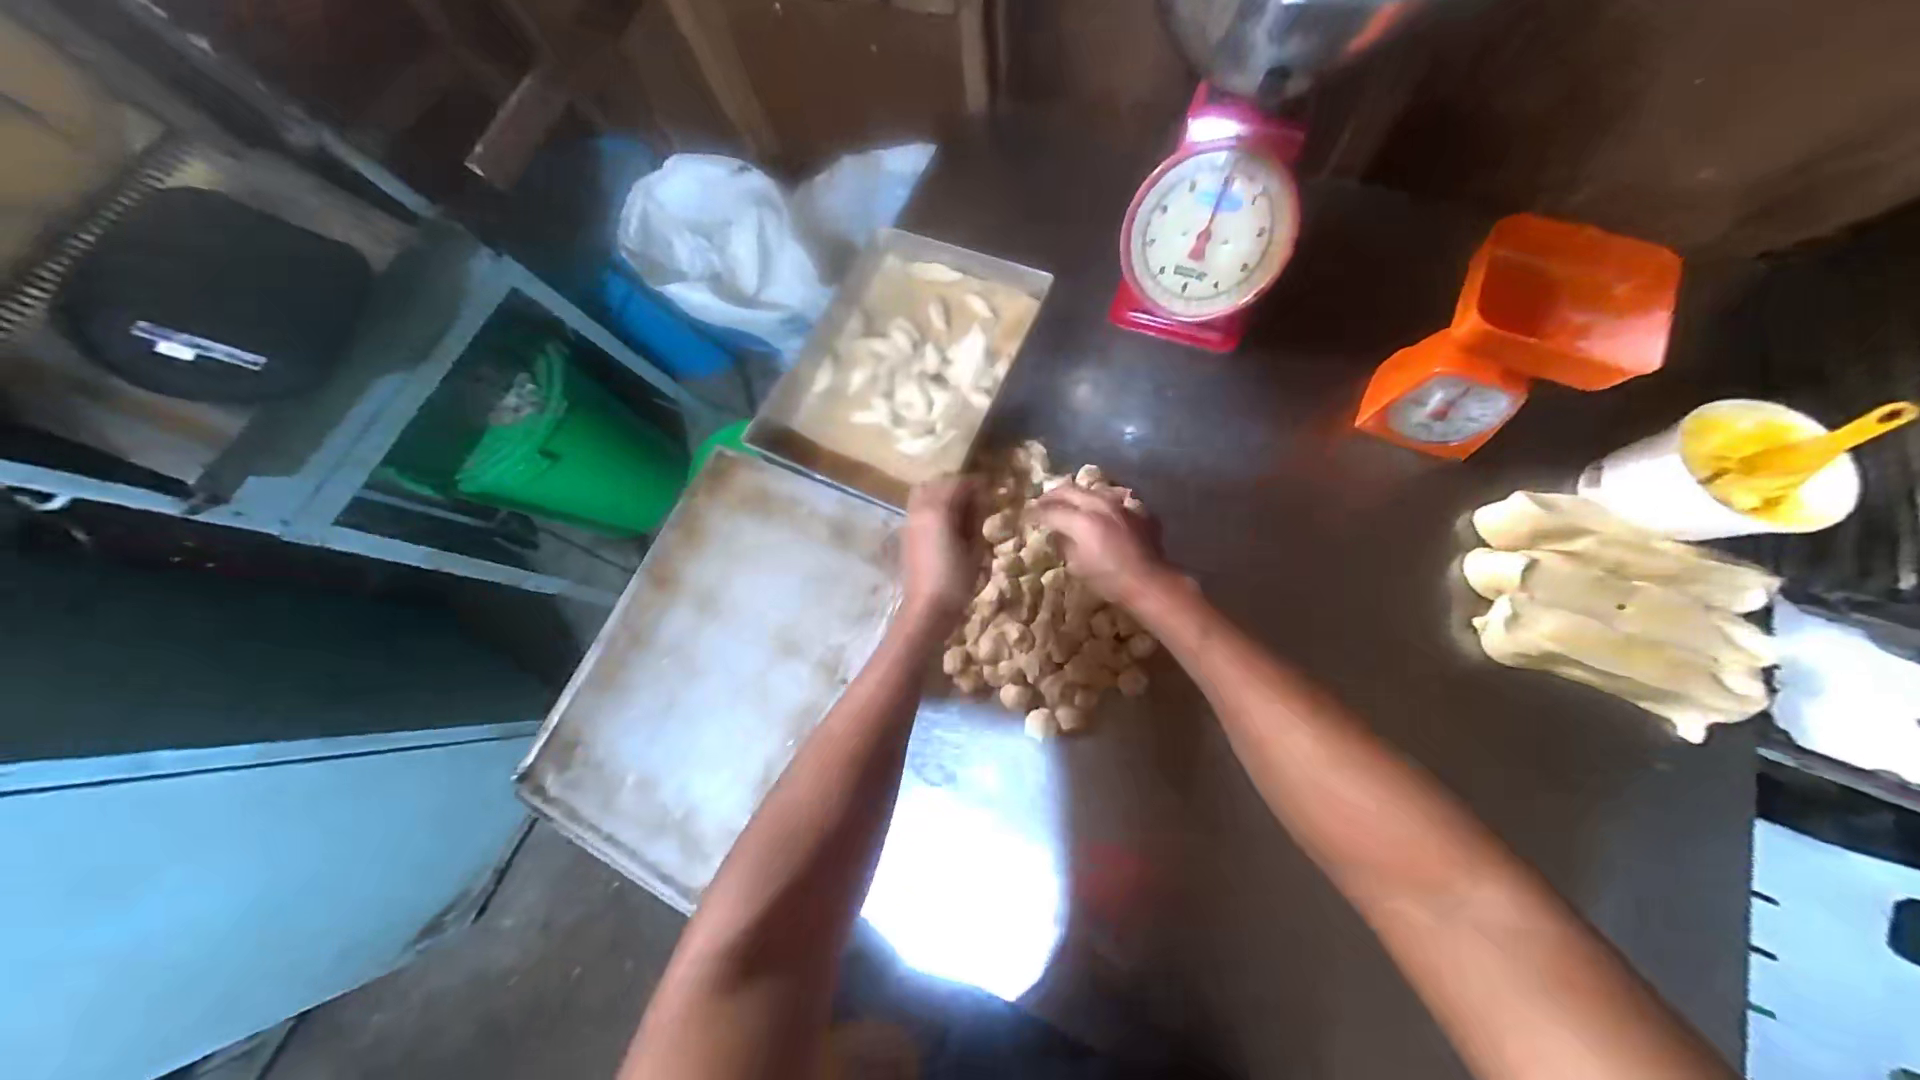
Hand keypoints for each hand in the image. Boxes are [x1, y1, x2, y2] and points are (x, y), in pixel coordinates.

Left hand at [901, 477, 976, 627]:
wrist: (926, 608)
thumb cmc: (956, 581)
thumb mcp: (975, 549)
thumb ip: (976, 520)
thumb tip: (980, 502)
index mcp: (938, 510)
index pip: (958, 483)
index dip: (976, 484)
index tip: (992, 488)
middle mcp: (920, 509)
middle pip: (938, 483)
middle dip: (957, 485)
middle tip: (976, 498)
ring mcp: (909, 521)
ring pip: (924, 492)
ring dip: (942, 493)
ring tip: (961, 509)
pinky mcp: (906, 534)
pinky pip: (918, 507)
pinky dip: (932, 506)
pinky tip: (947, 523)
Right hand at [1029, 484, 1171, 606]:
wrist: (1150, 582)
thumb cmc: (1109, 580)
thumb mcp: (1077, 565)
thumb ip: (1065, 543)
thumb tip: (1059, 532)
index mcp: (1082, 520)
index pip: (1051, 510)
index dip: (1036, 513)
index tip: (1027, 515)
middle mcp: (1100, 505)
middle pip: (1070, 491)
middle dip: (1052, 495)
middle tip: (1041, 501)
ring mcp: (1121, 505)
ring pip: (1092, 490)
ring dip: (1077, 494)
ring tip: (1069, 501)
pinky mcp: (1137, 511)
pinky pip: (1114, 500)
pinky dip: (1101, 504)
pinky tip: (1100, 511)